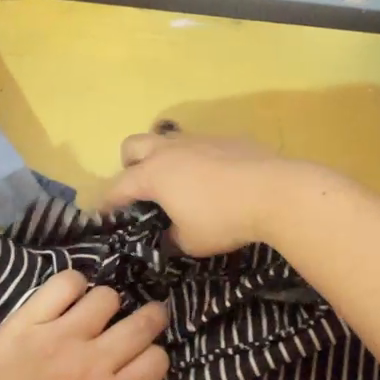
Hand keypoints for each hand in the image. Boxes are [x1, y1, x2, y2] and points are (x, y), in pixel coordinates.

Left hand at [0, 271, 168, 379]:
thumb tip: (126, 366)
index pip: (156, 360)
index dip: (155, 353)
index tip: (145, 352)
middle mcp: (91, 362)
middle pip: (142, 324)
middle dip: (151, 316)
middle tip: (145, 315)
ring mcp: (59, 336)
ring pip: (106, 297)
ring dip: (106, 303)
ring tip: (94, 309)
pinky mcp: (29, 320)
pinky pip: (65, 283)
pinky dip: (73, 285)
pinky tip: (69, 295)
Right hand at [101, 129, 327, 255]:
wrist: (275, 191)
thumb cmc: (224, 219)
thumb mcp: (190, 242)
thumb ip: (172, 237)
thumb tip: (170, 233)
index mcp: (154, 174)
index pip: (118, 186)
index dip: (108, 203)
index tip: (104, 216)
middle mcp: (171, 149)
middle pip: (134, 145)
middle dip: (130, 166)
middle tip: (142, 190)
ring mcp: (200, 139)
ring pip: (169, 139)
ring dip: (165, 158)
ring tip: (180, 184)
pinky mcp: (228, 138)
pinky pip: (202, 144)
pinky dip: (199, 159)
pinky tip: (216, 179)